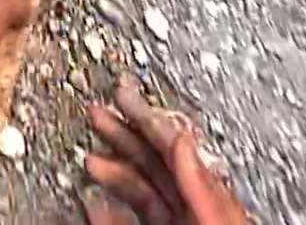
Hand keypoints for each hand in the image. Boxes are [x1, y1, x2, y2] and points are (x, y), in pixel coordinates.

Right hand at [82, 78, 247, 224]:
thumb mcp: (213, 222)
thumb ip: (200, 185)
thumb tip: (183, 138)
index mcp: (216, 198)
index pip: (178, 146)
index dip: (148, 117)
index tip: (121, 93)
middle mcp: (197, 207)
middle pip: (155, 161)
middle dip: (123, 133)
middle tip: (97, 110)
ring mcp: (180, 223)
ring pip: (141, 189)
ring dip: (112, 170)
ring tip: (88, 156)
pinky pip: (132, 219)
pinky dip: (108, 209)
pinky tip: (92, 200)